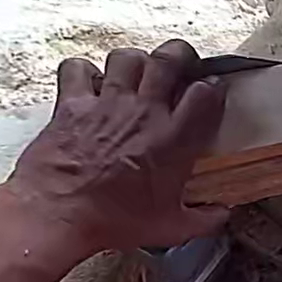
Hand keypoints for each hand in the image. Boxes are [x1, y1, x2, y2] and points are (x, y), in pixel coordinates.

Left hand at [3, 40, 229, 254]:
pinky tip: (90, 84)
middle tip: (182, 64)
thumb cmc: (117, 220)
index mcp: (175, 138)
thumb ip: (206, 219)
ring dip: (136, 61)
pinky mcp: (71, 105)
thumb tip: (224, 213)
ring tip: (137, 75)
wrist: (57, 215)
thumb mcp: (172, 226)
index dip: (213, 87)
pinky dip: (83, 71)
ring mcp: (106, 104)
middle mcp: (144, 112)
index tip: (212, 92)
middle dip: (180, 54)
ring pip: (127, 57)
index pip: (205, 93)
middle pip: (169, 59)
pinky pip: (76, 69)